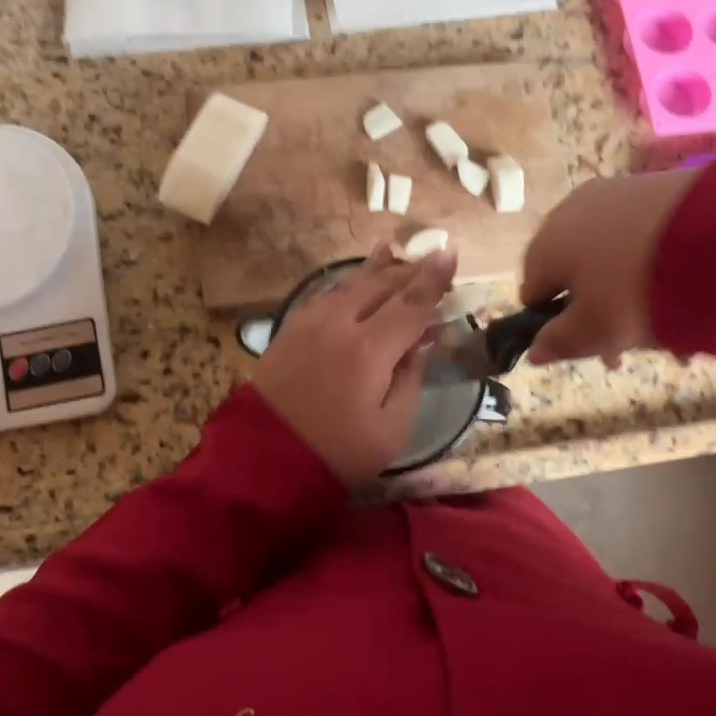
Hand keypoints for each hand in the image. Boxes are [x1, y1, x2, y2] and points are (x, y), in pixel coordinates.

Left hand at [252, 248, 456, 487]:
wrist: (264, 461)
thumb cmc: (338, 454)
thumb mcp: (390, 428)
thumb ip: (409, 379)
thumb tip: (419, 343)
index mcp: (370, 349)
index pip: (411, 304)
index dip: (434, 279)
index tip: (451, 254)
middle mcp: (339, 324)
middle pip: (380, 286)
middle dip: (409, 272)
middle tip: (430, 263)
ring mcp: (309, 323)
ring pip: (349, 284)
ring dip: (376, 270)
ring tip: (393, 253)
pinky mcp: (289, 330)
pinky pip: (325, 295)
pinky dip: (347, 283)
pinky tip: (353, 279)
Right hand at [520, 169, 702, 366]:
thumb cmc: (636, 290)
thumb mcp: (597, 329)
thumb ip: (561, 341)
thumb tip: (532, 351)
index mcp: (545, 247)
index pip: (534, 293)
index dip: (556, 324)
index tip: (590, 347)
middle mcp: (567, 214)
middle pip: (575, 273)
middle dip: (601, 312)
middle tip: (633, 344)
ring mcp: (610, 195)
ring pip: (611, 256)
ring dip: (631, 292)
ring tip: (672, 325)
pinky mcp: (651, 186)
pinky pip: (641, 234)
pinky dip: (654, 263)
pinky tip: (687, 288)